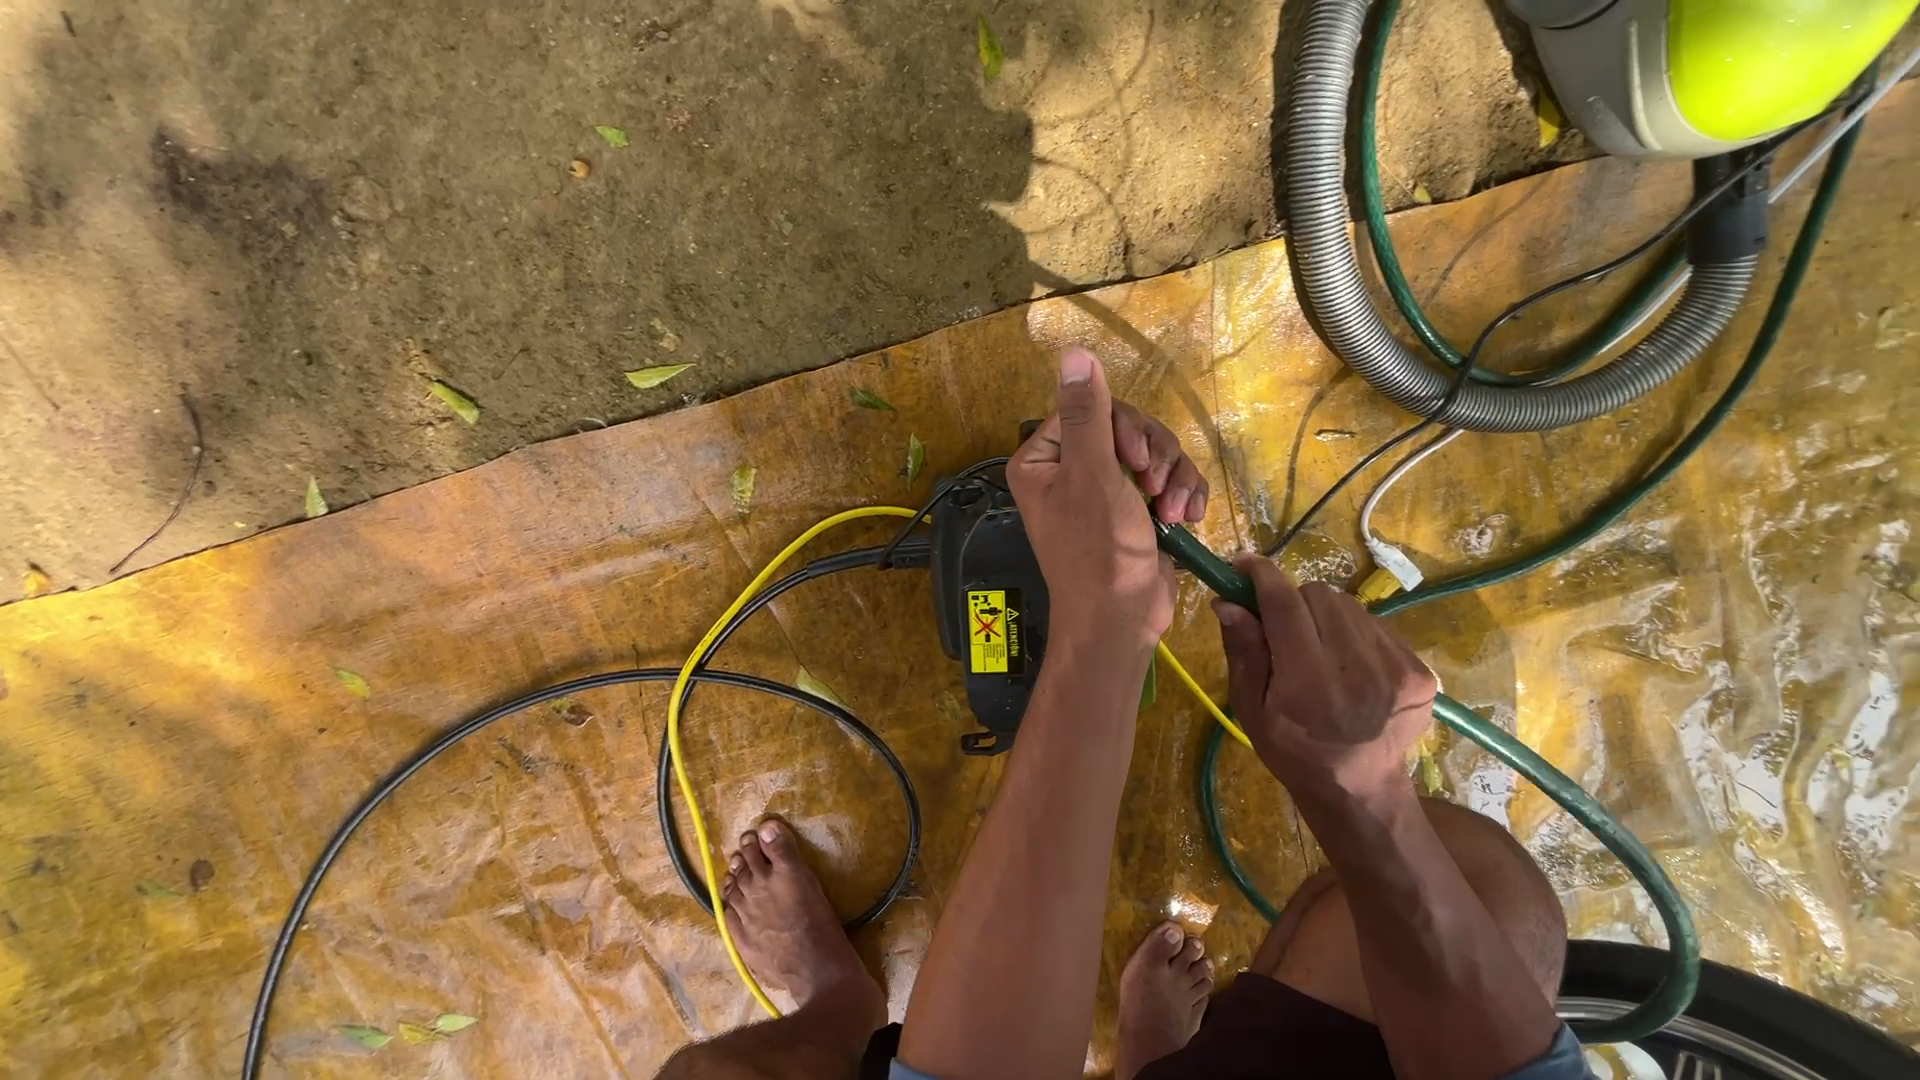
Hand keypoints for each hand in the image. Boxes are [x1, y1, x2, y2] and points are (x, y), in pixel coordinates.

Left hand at [1007, 347, 1206, 650]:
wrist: (1120, 620)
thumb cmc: (1097, 550)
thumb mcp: (1091, 476)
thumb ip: (1087, 415)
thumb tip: (1074, 353)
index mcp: (1044, 459)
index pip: (1090, 409)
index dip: (1123, 429)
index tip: (1135, 461)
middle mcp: (1070, 470)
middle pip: (1128, 428)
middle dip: (1153, 457)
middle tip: (1154, 488)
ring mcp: (1106, 490)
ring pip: (1154, 453)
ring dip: (1173, 479)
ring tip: (1173, 514)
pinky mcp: (1136, 509)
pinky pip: (1168, 480)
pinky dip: (1182, 496)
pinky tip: (1187, 520)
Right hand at [1212, 554, 1436, 813]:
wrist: (1361, 788)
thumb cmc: (1293, 751)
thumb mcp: (1250, 708)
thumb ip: (1243, 651)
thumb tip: (1227, 601)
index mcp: (1309, 683)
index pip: (1285, 605)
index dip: (1263, 576)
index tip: (1244, 564)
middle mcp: (1358, 669)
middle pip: (1318, 595)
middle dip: (1293, 601)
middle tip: (1282, 628)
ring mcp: (1397, 668)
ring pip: (1349, 604)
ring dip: (1324, 615)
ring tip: (1317, 648)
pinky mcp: (1421, 671)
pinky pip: (1376, 624)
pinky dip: (1353, 632)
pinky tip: (1346, 663)